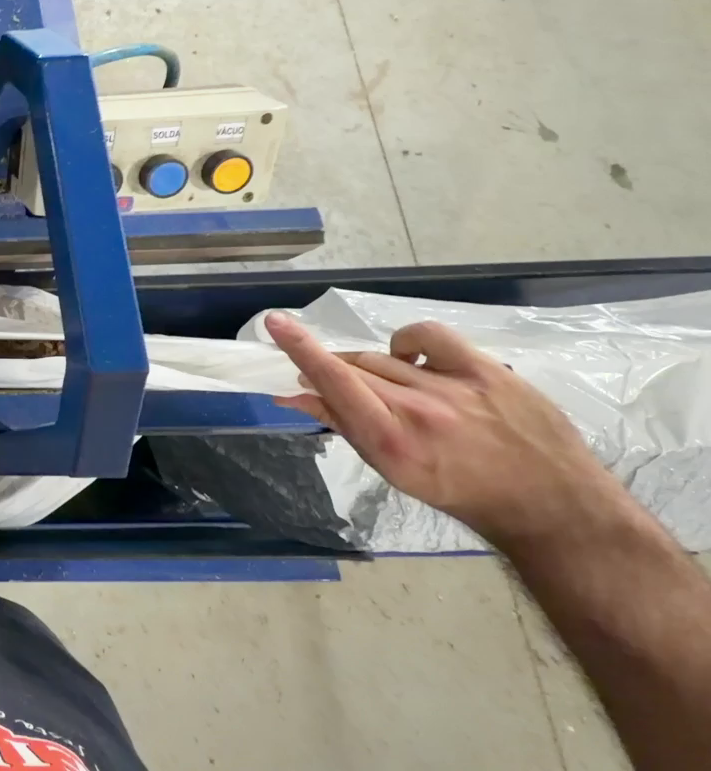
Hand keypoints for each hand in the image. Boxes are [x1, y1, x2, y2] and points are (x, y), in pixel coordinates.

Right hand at [265, 313, 621, 547]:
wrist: (551, 504)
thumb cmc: (458, 491)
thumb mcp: (391, 468)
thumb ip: (342, 424)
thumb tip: (292, 394)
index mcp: (390, 438)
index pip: (334, 381)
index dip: (300, 349)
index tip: (276, 322)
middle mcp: (417, 408)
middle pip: (353, 367)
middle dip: (336, 372)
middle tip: (343, 388)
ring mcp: (454, 386)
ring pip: (382, 357)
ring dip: (372, 367)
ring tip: (390, 387)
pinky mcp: (487, 370)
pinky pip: (428, 336)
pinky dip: (408, 341)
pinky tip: (411, 359)